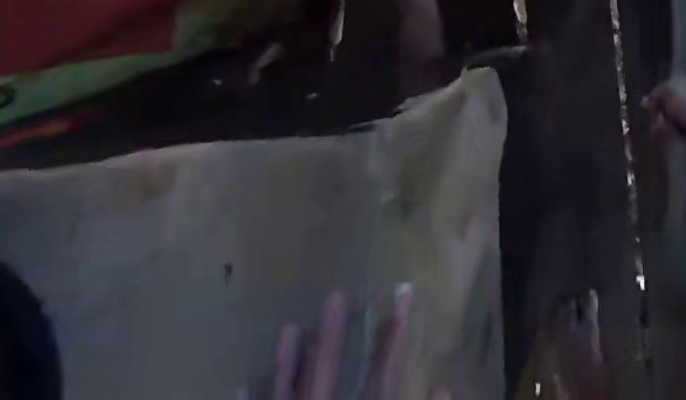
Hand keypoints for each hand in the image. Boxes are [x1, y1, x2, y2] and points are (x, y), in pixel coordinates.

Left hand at [246, 286, 445, 399]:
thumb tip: (441, 385)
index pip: (381, 377)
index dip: (393, 337)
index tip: (402, 296)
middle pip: (325, 376)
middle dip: (331, 336)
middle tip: (334, 296)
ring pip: (287, 395)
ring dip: (287, 364)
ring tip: (288, 328)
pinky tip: (244, 384)